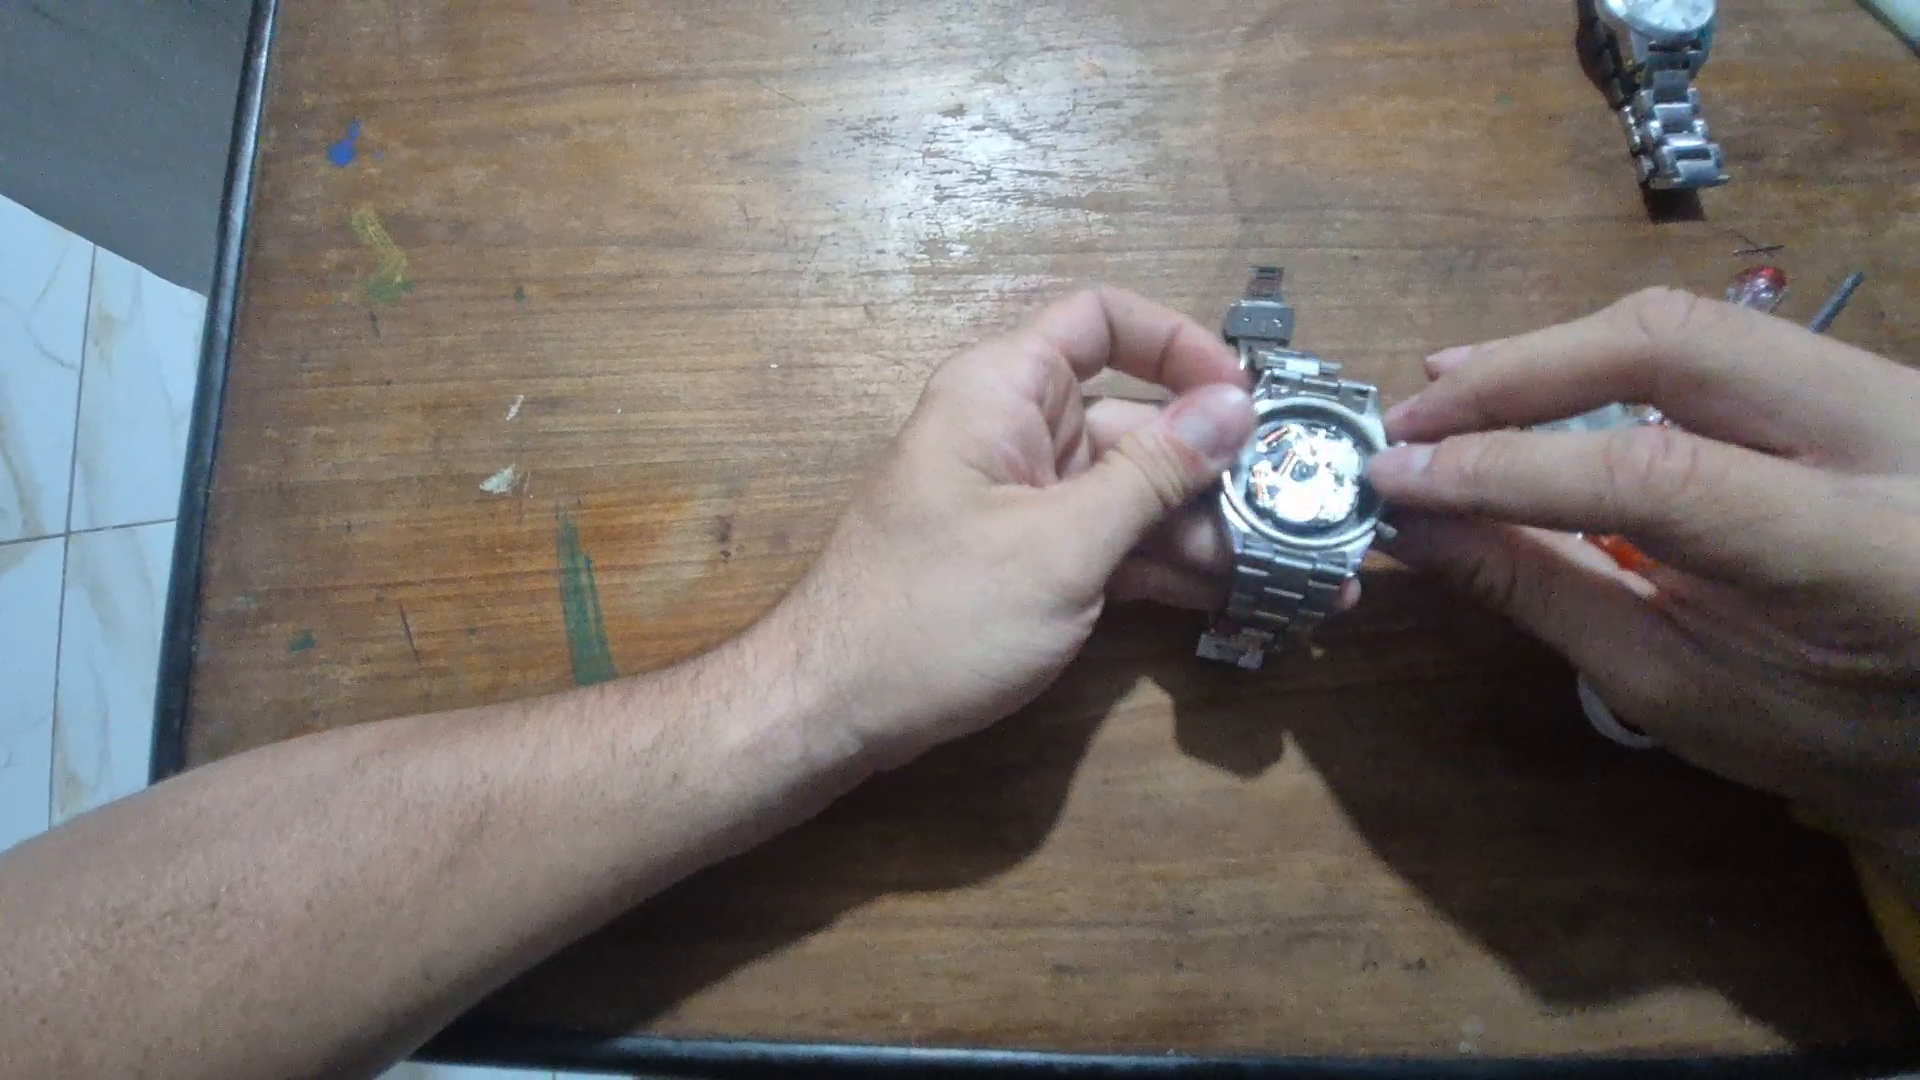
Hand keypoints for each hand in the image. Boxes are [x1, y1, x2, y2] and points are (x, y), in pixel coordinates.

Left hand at [761, 287, 1254, 768]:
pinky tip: (1234, 592)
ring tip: (1296, 565)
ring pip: (1129, 494)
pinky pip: (1107, 544)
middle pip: (1133, 423)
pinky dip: (1160, 566)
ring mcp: (1024, 501)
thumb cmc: (940, 611)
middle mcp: (1016, 432)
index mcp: (1004, 391)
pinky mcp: (1028, 559)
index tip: (1243, 394)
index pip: (1097, 321)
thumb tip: (1234, 404)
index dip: (1175, 343)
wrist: (840, 707)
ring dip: (1203, 529)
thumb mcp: (1059, 542)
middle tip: (1306, 507)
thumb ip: (1151, 473)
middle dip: (1215, 467)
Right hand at [1367, 288, 1919, 866]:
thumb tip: (1406, 524)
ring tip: (1434, 395)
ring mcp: (1884, 390)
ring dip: (1534, 356)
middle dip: (1512, 376)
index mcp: (1867, 554)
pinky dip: (1577, 357)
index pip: (1652, 476)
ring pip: (1678, 325)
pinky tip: (1507, 382)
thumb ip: (1528, 586)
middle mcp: (1901, 437)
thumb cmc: (1819, 726)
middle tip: (1408, 422)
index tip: (1391, 478)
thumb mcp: (1658, 677)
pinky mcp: (1843, 377)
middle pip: (1671, 346)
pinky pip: (1692, 340)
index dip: (1499, 469)